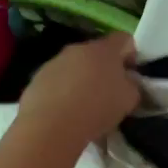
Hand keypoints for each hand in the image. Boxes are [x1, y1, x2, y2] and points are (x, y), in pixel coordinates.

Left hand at [17, 33, 139, 144]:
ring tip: (83, 106)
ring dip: (81, 80)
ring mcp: (54, 63)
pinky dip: (62, 92)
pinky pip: (56, 81)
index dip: (131, 54)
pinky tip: (64, 113)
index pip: (124, 39)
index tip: (130, 75)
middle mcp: (78, 49)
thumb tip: (126, 82)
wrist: (49, 128)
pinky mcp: (36, 80)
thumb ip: (132, 85)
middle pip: (96, 52)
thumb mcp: (129, 99)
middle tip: (108, 92)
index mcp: (104, 49)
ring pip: (74, 66)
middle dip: (104, 68)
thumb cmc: (97, 109)